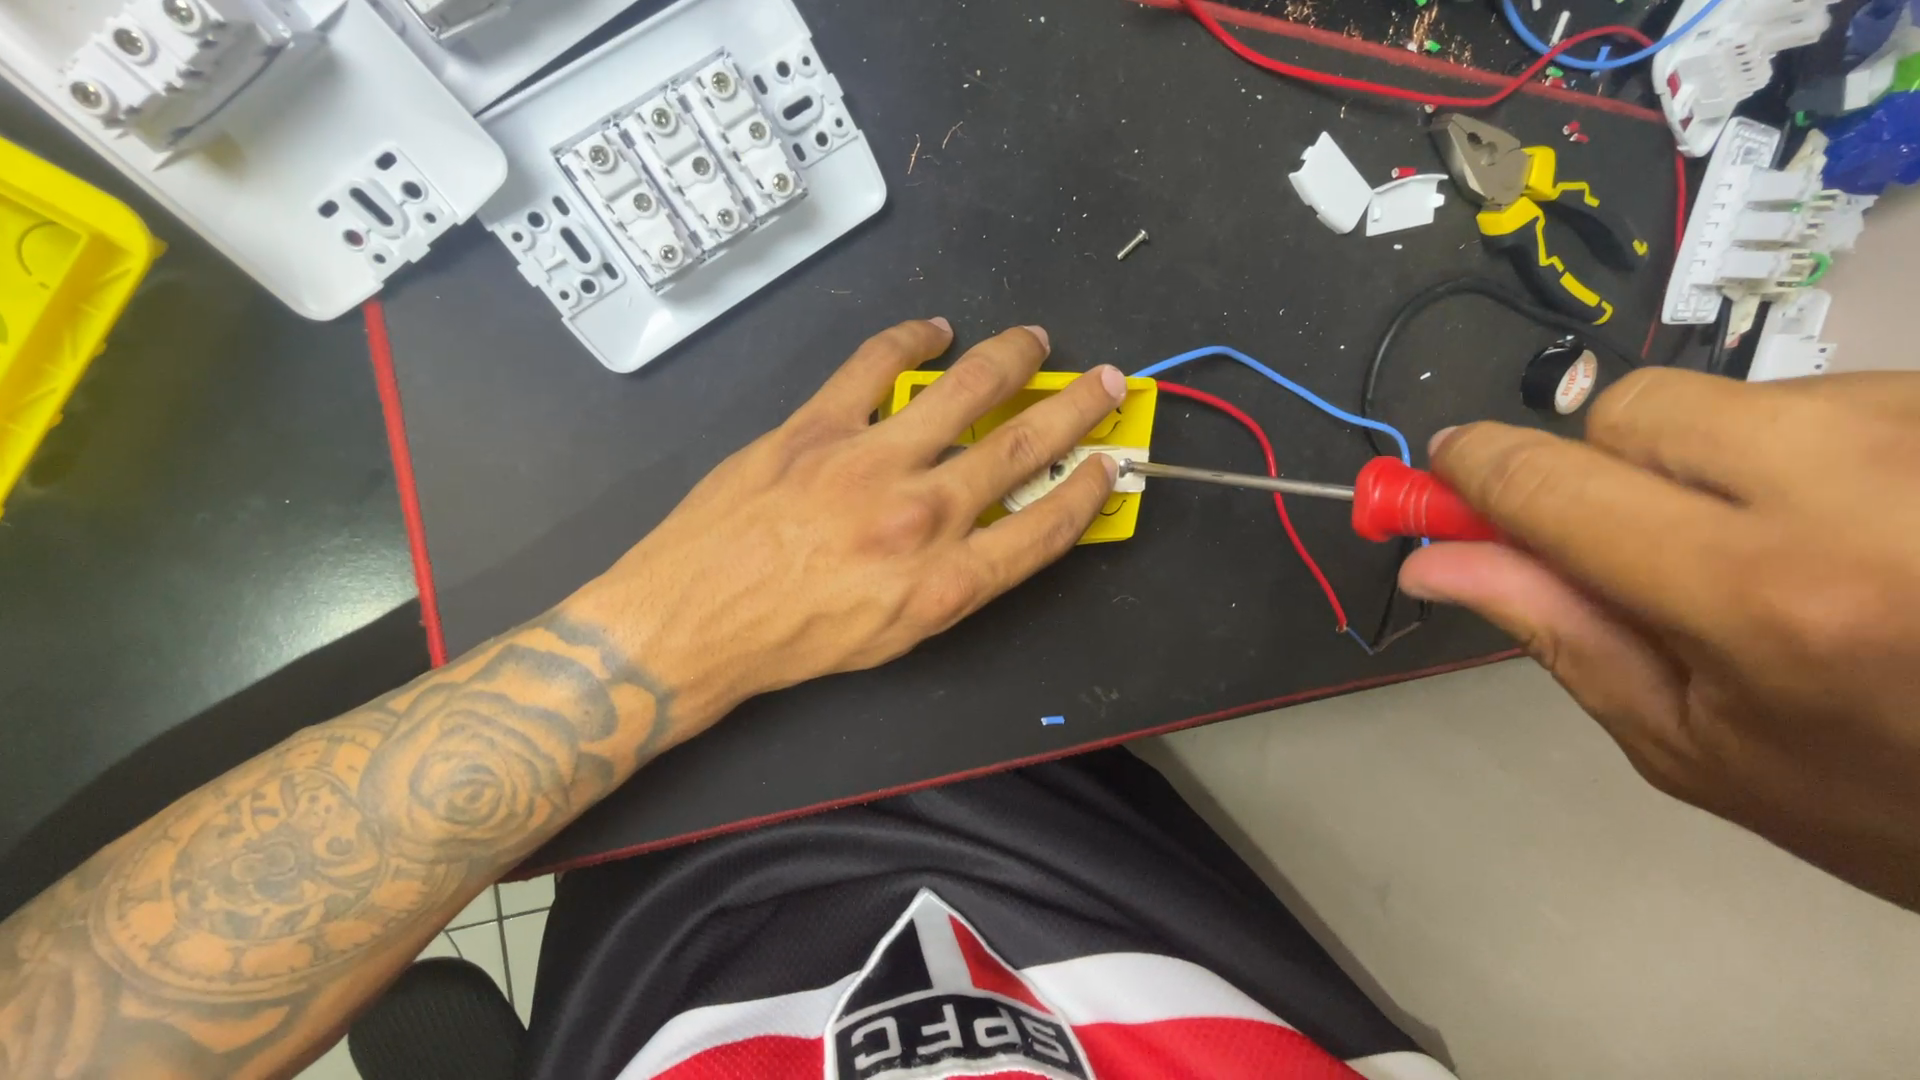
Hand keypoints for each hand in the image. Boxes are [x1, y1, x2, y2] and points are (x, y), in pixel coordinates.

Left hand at [565, 318, 1125, 732]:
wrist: (695, 621)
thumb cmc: (797, 641)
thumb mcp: (896, 633)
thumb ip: (954, 578)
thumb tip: (989, 524)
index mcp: (947, 582)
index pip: (1045, 527)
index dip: (1088, 491)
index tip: (1109, 464)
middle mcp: (922, 518)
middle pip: (1023, 449)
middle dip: (1077, 411)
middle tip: (1107, 383)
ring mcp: (870, 463)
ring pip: (965, 392)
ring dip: (1011, 359)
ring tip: (1034, 341)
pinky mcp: (817, 425)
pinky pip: (876, 365)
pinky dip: (912, 339)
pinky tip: (934, 330)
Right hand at [1400, 369, 1919, 909]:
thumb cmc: (1888, 799)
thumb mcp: (1690, 740)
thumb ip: (1556, 632)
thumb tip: (1435, 562)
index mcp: (1764, 593)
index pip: (1556, 485)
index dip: (1477, 467)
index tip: (1443, 465)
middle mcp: (1858, 484)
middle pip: (1634, 410)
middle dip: (1598, 463)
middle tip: (1634, 538)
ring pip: (1732, 399)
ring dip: (1706, 460)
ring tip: (1780, 546)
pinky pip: (1831, 397)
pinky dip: (1801, 451)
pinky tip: (1865, 526)